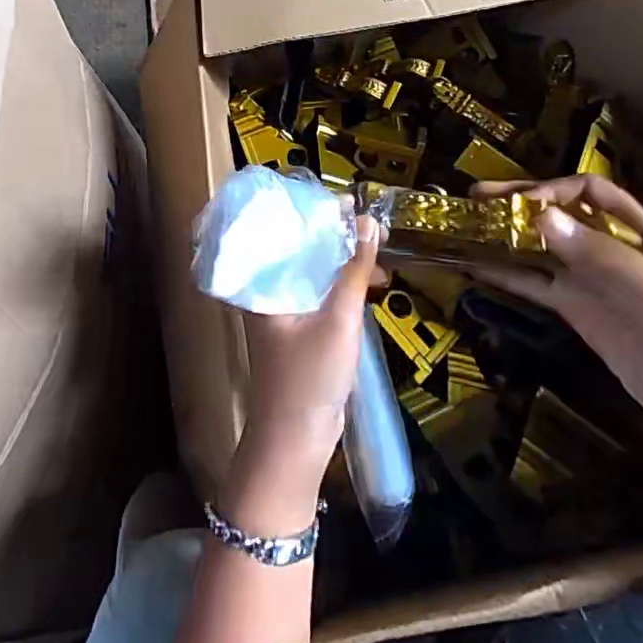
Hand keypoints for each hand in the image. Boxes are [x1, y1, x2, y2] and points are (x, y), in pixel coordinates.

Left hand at [224, 215, 383, 533]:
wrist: (295, 439)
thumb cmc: (310, 375)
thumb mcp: (339, 318)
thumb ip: (354, 271)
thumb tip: (368, 221)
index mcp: (264, 283)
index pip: (284, 232)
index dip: (316, 214)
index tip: (350, 202)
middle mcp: (268, 291)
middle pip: (300, 250)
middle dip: (336, 237)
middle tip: (371, 229)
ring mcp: (283, 312)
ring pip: (313, 273)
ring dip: (343, 263)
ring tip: (378, 258)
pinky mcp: (298, 330)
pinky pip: (320, 294)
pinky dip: (342, 286)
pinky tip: (369, 286)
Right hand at [470, 176, 642, 442]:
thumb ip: (602, 257)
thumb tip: (539, 218)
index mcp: (639, 234)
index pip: (588, 193)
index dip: (552, 191)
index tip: (516, 205)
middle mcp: (609, 250)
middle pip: (557, 214)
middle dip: (515, 203)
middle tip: (473, 197)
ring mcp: (591, 282)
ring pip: (540, 247)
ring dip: (504, 235)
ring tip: (464, 227)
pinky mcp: (577, 311)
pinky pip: (536, 285)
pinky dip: (506, 275)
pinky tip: (476, 268)